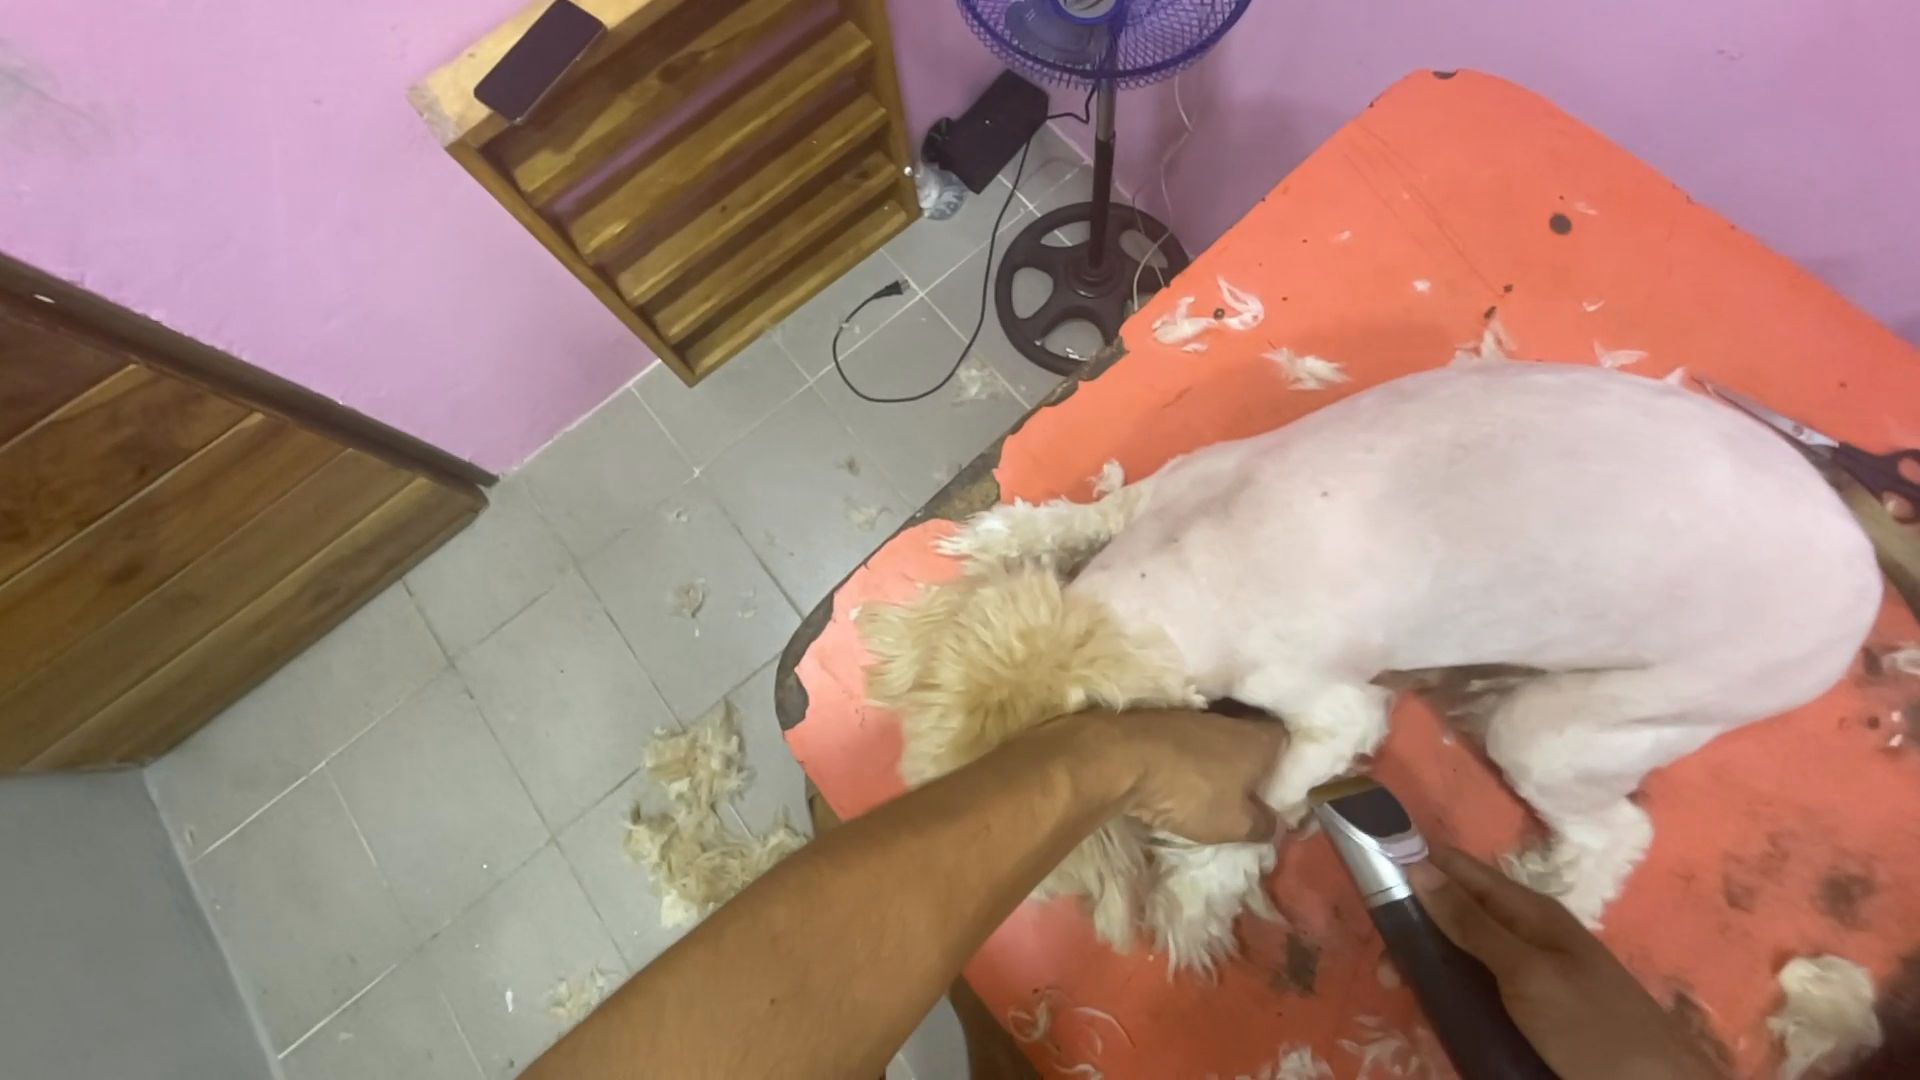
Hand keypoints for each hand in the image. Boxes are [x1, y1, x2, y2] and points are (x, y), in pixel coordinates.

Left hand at [1069, 708, 1288, 844]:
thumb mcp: (1236, 824)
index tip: (1283, 785)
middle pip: (1249, 736)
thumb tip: (1276, 824)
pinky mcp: (1159, 719)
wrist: (1121, 757)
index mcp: (1258, 738)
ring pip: (1215, 736)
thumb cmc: (1191, 791)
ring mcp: (1191, 715)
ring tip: (1214, 786)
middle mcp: (1229, 719)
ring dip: (1215, 758)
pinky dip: (1187, 755)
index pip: (1286, 741)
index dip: (1288, 762)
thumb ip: (1263, 825)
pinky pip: (1185, 738)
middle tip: (1249, 790)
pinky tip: (1181, 773)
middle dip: (1250, 760)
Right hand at [1410, 847, 1723, 1079]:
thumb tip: (1416, 865)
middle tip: (1382, 961)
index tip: (1362, 872)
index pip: (1455, 866)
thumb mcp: (1529, 974)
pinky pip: (1474, 991)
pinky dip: (1447, 994)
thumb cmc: (1597, 1032)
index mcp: (1527, 911)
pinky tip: (1432, 1011)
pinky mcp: (1529, 1014)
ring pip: (1456, 953)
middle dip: (1410, 925)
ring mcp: (1527, 976)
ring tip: (1400, 991)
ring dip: (1424, 965)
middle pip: (1449, 911)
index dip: (1410, 860)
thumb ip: (1471, 921)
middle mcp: (1523, 935)